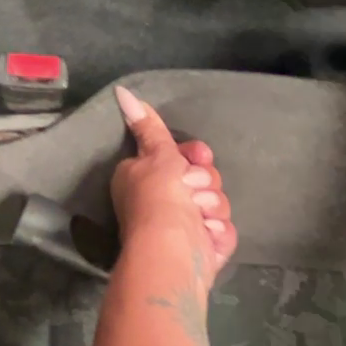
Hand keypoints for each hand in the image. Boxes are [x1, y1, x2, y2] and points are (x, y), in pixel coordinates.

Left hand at [111, 86, 238, 279]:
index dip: (194, 155)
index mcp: (147, 179)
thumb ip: (148, 127)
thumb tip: (122, 93)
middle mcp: (164, 202)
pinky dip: (218, 231)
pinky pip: (223, 230)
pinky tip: (208, 235)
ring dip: (211, 206)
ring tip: (200, 215)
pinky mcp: (205, 248)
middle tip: (194, 187)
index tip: (198, 157)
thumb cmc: (159, 198)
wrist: (173, 252)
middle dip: (205, 181)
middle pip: (204, 177)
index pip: (181, 157)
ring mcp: (186, 227)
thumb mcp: (155, 155)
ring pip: (217, 203)